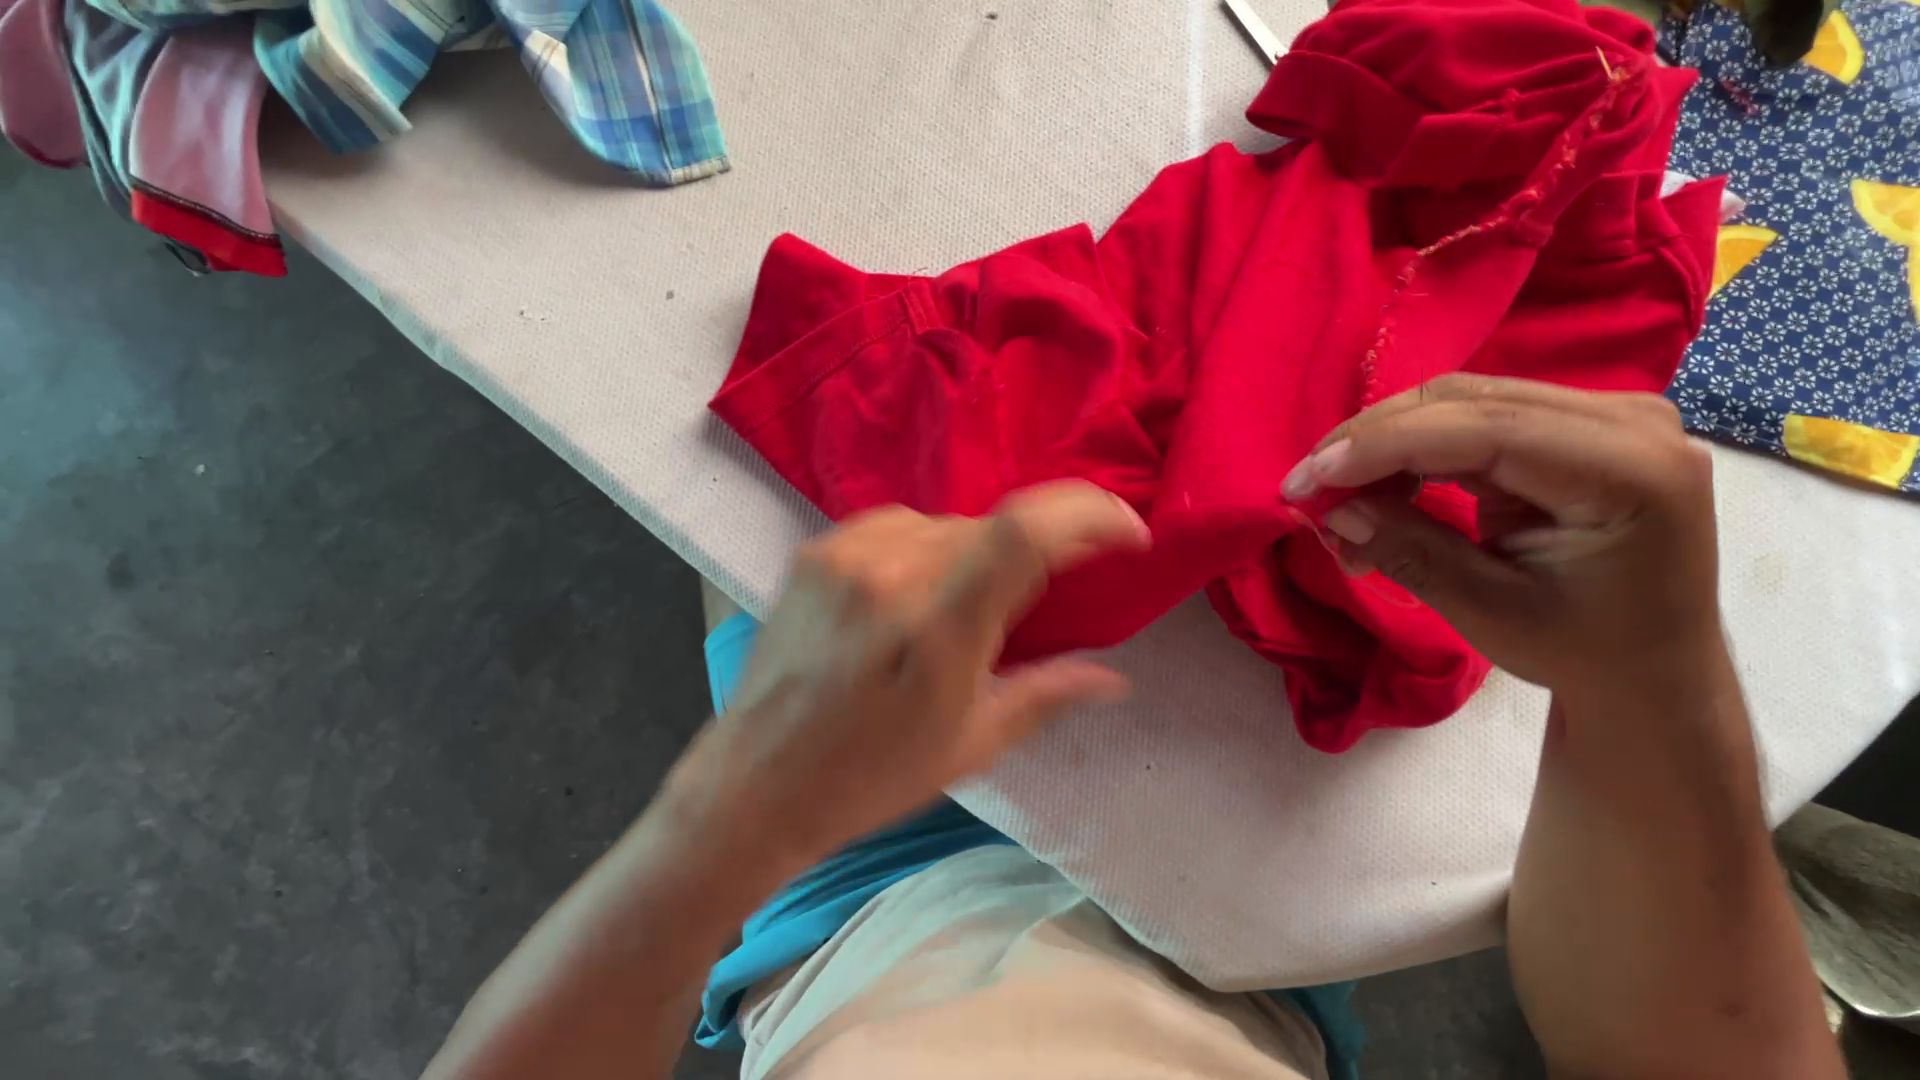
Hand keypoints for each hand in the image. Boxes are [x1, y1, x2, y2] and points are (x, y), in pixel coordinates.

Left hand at [675, 481, 1149, 859]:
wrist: (756, 782)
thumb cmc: (871, 778)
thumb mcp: (970, 745)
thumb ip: (1047, 695)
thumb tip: (1116, 679)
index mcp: (935, 627)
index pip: (1023, 533)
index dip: (1088, 515)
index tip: (1127, 534)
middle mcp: (888, 571)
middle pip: (992, 530)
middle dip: (1030, 558)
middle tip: (1028, 611)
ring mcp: (845, 553)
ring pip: (947, 527)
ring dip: (975, 557)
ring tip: (959, 615)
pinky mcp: (816, 549)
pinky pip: (899, 526)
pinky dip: (927, 551)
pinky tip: (913, 596)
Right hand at [1281, 375, 1721, 699]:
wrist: (1648, 671)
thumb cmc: (1582, 653)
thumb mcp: (1488, 611)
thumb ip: (1410, 551)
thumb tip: (1334, 512)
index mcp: (1630, 470)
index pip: (1486, 429)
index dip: (1386, 445)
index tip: (1308, 479)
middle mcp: (1627, 420)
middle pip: (1467, 401)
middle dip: (1374, 441)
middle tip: (1307, 490)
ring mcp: (1602, 416)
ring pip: (1460, 402)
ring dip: (1385, 447)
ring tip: (1340, 503)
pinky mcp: (1572, 426)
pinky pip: (1471, 420)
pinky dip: (1412, 453)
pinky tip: (1380, 492)